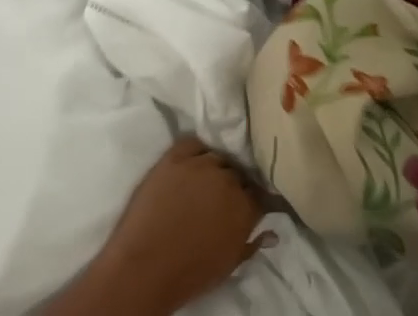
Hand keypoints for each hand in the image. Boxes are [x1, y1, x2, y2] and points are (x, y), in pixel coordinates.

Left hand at [55, 137, 272, 315]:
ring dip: (215, 168)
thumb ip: (252, 244)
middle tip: (222, 196)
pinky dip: (196, 150)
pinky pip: (192, 143)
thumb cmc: (191, 272)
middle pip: (238, 173)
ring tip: (205, 180)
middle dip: (235, 183)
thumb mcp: (230, 264)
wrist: (145, 265)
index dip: (253, 199)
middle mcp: (228, 180)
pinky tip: (192, 162)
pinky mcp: (174, 157)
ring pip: (217, 158)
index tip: (247, 204)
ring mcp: (200, 165)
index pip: (260, 193)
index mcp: (245, 207)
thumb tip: (272, 233)